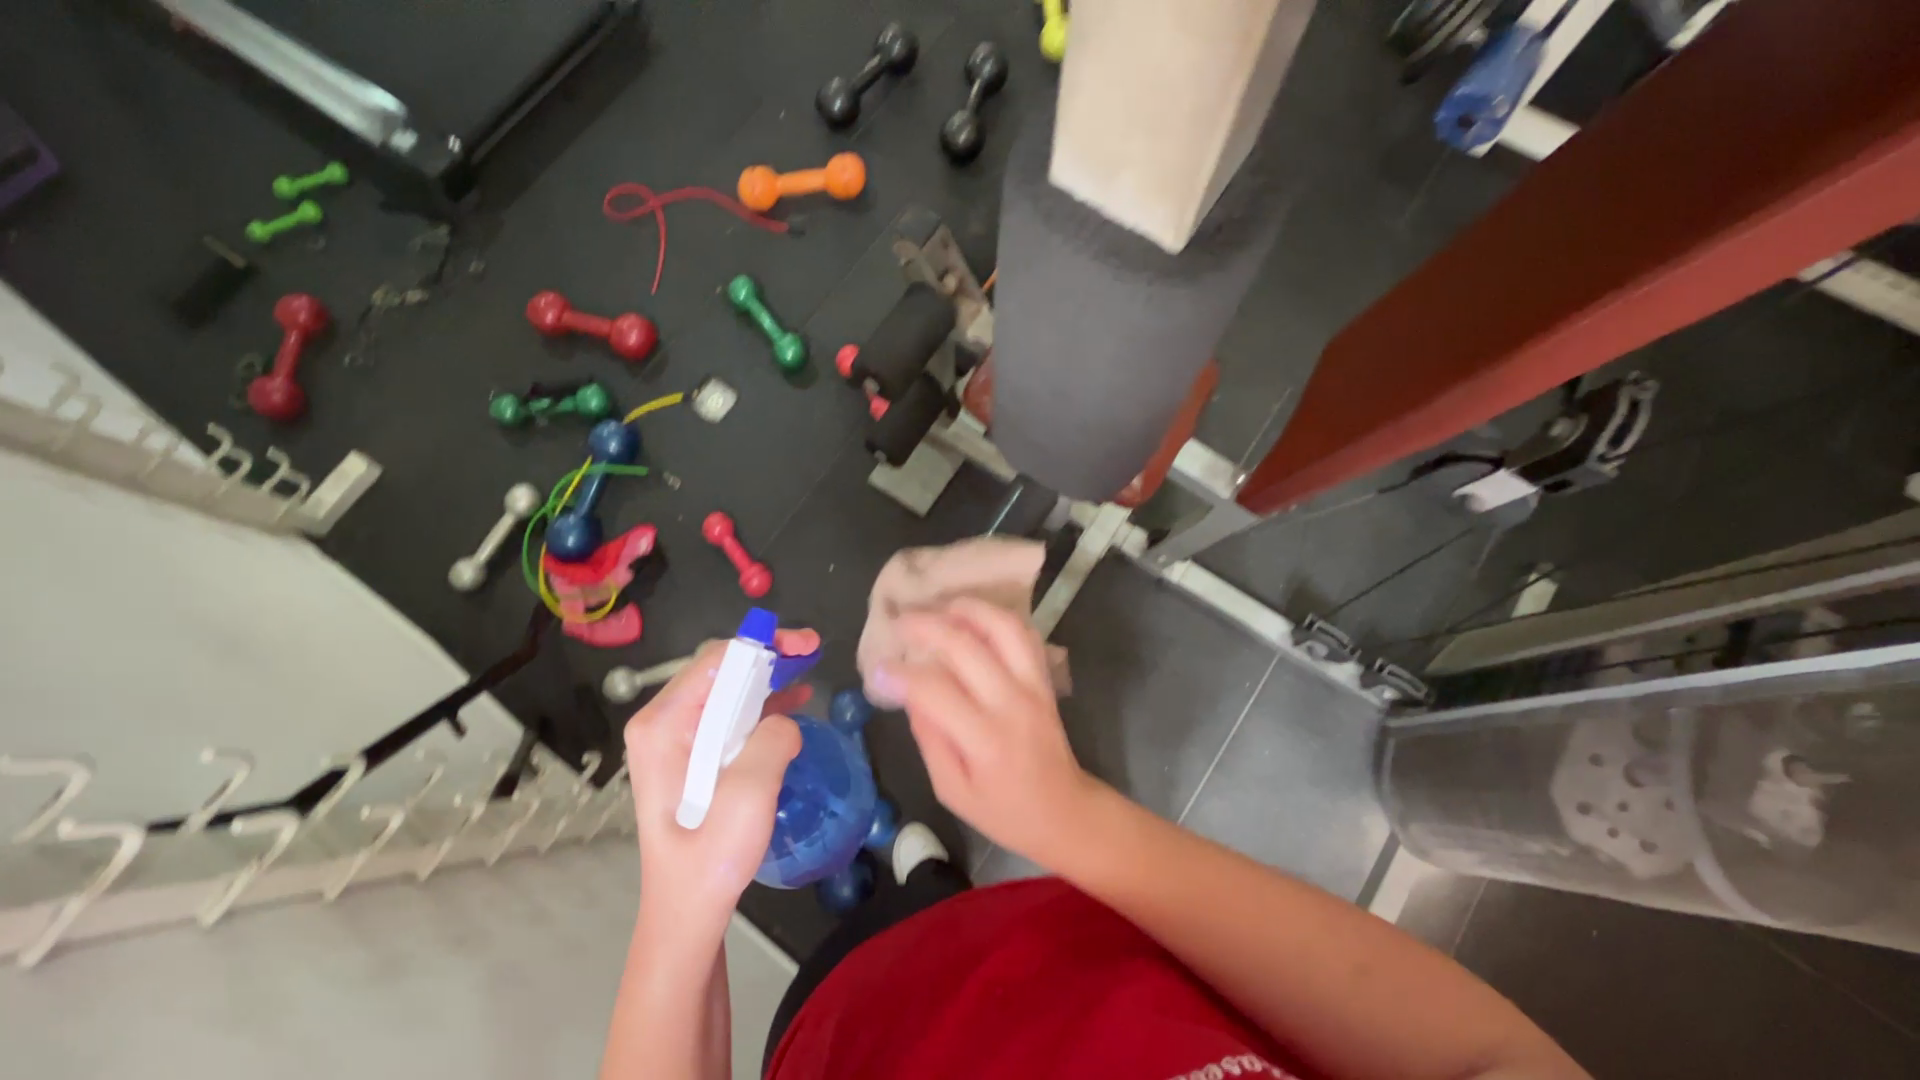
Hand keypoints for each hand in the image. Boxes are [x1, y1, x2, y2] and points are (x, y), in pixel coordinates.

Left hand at [624, 629, 816, 932]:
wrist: (689, 913)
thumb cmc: (710, 857)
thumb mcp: (747, 795)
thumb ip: (771, 741)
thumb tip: (785, 720)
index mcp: (663, 725)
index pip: (715, 661)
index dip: (762, 644)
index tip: (805, 646)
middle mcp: (664, 725)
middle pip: (719, 670)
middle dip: (767, 656)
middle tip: (812, 652)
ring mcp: (677, 743)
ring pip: (727, 692)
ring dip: (768, 678)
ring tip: (808, 671)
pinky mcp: (694, 761)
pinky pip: (730, 718)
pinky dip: (762, 705)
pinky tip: (793, 703)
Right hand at [882, 599, 1106, 867]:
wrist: (1065, 812)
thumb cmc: (1003, 811)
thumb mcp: (951, 789)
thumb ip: (929, 738)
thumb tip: (908, 692)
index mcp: (984, 740)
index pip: (934, 688)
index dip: (900, 673)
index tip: (878, 668)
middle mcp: (1012, 704)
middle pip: (966, 646)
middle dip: (926, 626)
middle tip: (899, 623)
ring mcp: (1034, 686)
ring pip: (1004, 628)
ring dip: (968, 610)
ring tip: (939, 609)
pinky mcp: (1045, 680)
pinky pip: (1024, 635)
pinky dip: (997, 619)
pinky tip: (974, 621)